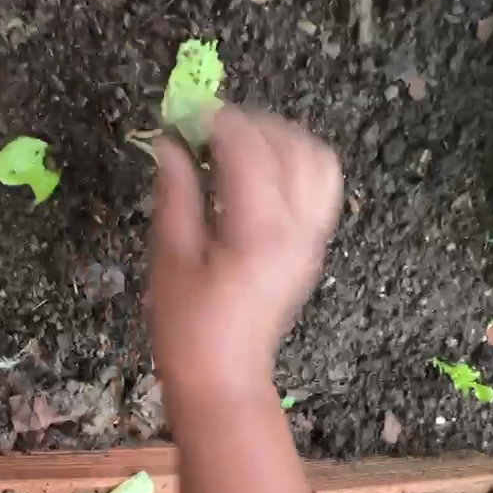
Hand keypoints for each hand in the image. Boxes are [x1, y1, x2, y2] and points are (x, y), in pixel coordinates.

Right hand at [148, 106, 343, 412]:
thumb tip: (171, 145)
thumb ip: (176, 195)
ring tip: (239, 144)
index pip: (249, 151)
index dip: (218, 123)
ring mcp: (311, 238)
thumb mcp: (170, 260)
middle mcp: (296, 229)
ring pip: (316, 159)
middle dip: (250, 123)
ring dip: (280, 138)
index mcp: (257, 233)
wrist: (223, 376)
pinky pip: (322, 185)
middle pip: (289, 146)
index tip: (188, 115)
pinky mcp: (313, 246)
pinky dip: (297, 163)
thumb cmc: (187, 328)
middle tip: (209, 128)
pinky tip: (264, 170)